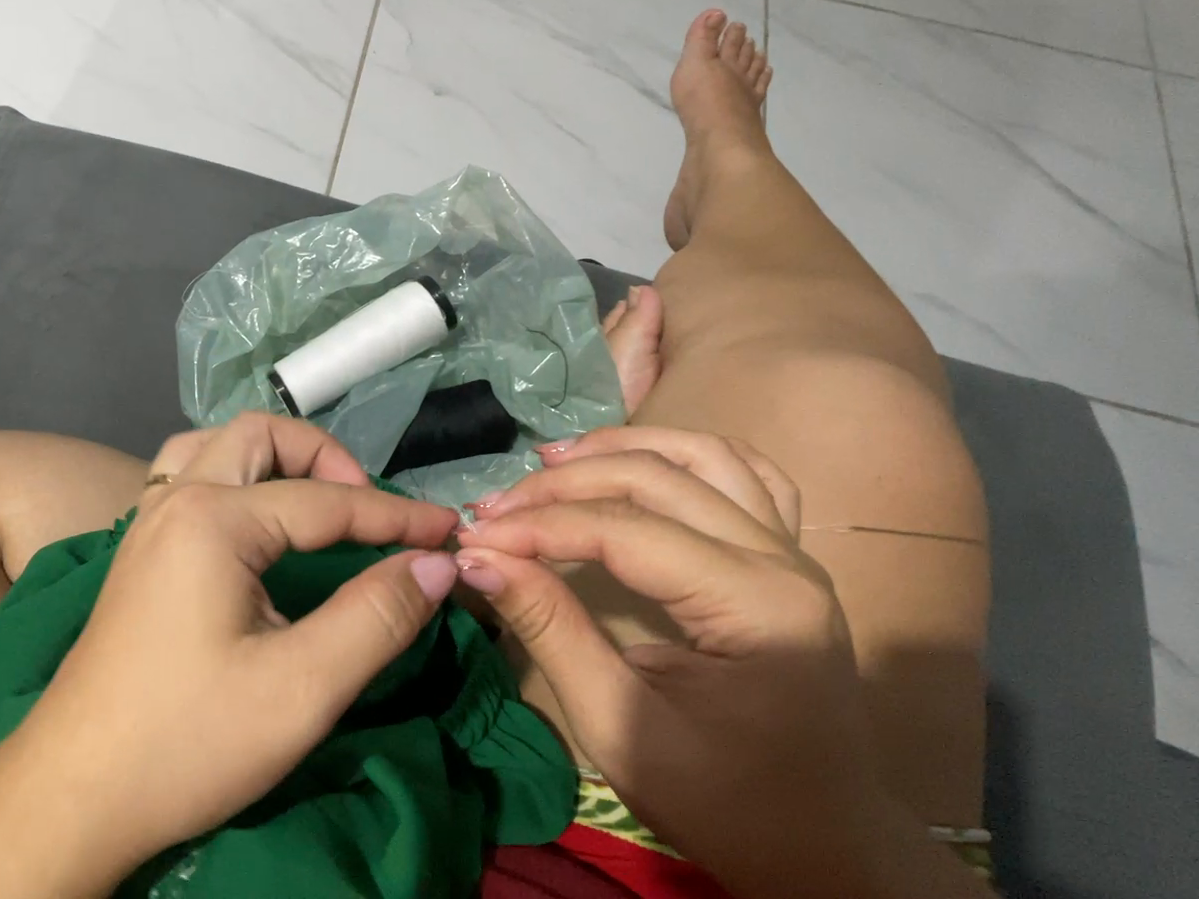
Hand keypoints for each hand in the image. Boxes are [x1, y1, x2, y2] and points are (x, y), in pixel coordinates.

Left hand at [10, 413, 461, 878]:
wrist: (75, 793)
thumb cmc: (189, 740)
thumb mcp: (302, 687)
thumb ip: (377, 615)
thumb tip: (437, 563)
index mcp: (213, 519)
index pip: (326, 500)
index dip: (396, 516)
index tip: (450, 531)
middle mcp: (175, 501)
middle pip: (260, 436)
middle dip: (326, 459)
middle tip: (368, 512)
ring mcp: (147, 524)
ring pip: (215, 448)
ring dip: (274, 459)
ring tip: (316, 504)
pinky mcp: (137, 554)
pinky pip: (189, 480)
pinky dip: (236, 480)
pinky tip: (255, 527)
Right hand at [453, 427, 973, 898]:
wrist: (821, 845)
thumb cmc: (720, 800)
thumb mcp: (616, 724)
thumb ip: (549, 629)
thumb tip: (477, 560)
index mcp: (754, 606)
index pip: (624, 531)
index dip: (538, 527)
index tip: (472, 538)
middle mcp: (784, 561)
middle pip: (657, 478)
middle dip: (562, 485)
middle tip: (494, 509)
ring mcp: (795, 553)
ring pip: (704, 455)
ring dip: (621, 447)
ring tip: (552, 461)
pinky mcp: (789, 560)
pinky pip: (743, 476)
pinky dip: (683, 456)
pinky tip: (639, 462)